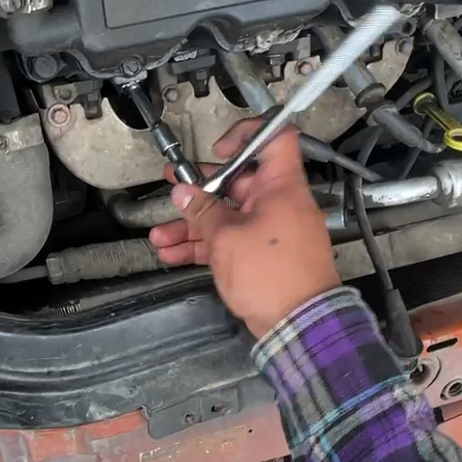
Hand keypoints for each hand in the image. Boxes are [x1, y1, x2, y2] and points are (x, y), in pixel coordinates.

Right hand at [147, 121, 341, 338]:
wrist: (298, 325)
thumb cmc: (275, 278)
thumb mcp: (226, 239)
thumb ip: (202, 212)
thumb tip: (184, 193)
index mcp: (281, 187)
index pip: (273, 140)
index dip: (245, 136)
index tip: (218, 150)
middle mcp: (280, 204)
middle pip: (237, 184)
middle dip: (200, 191)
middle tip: (174, 191)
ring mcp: (272, 231)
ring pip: (227, 217)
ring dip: (193, 226)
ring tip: (162, 236)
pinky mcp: (264, 256)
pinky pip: (231, 241)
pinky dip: (205, 246)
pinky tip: (176, 255)